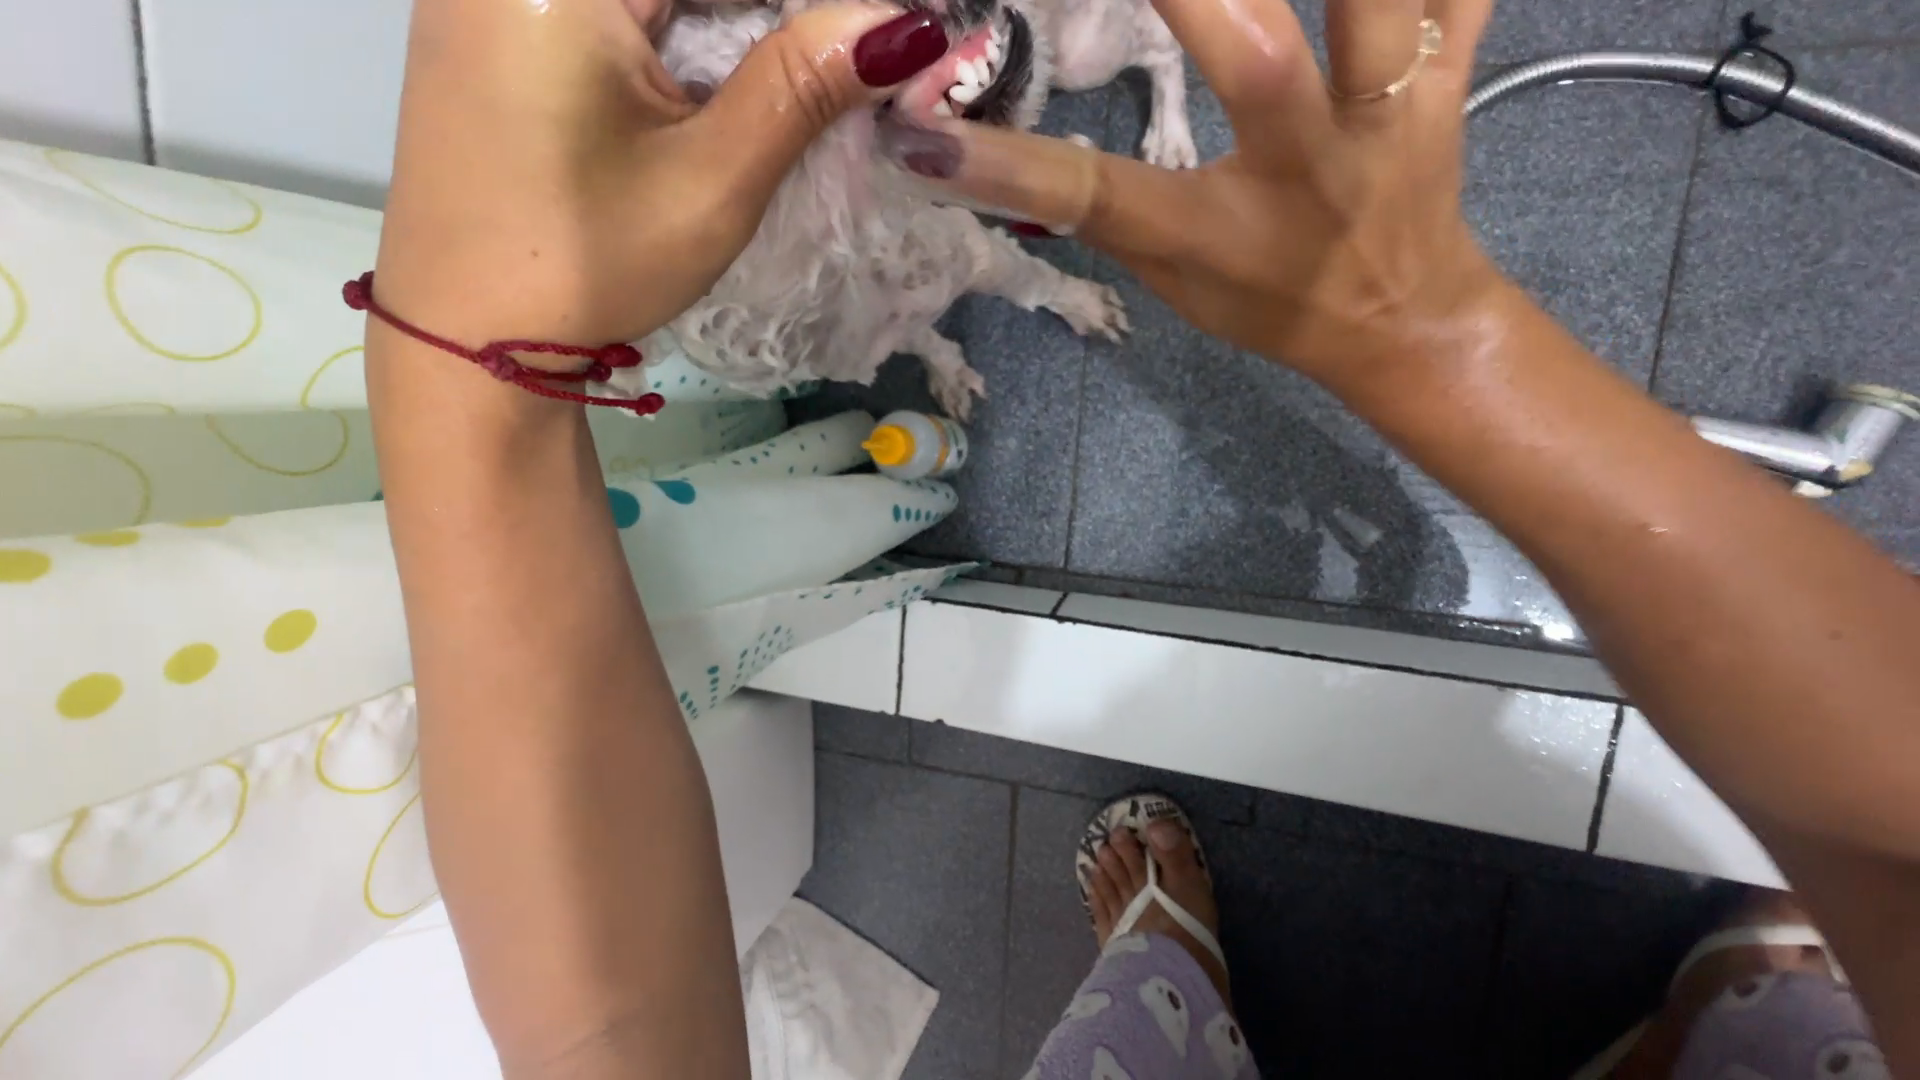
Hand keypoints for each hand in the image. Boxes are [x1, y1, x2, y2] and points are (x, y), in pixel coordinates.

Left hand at [371, 0, 947, 368]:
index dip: (809, 9)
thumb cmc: (591, 263)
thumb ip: (802, 87)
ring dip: (728, 29)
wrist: (470, 338)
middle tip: (839, 64)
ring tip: (791, 75)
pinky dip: (676, 33)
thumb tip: (902, 28)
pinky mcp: (487, 27)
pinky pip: (608, 10)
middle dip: (769, 18)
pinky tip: (715, 82)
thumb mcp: (711, 181)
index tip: (872, 41)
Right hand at [879, 0, 1504, 389]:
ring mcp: (1389, 115)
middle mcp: (1304, 167)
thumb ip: (1106, 216)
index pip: (1096, 197)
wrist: (1403, 320)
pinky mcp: (1450, 77)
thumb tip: (1005, 160)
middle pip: (1246, 54)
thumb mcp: (1175, 282)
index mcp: (1217, 233)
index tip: (926, 134)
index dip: (1008, 166)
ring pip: (1371, 4)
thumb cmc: (1273, 305)